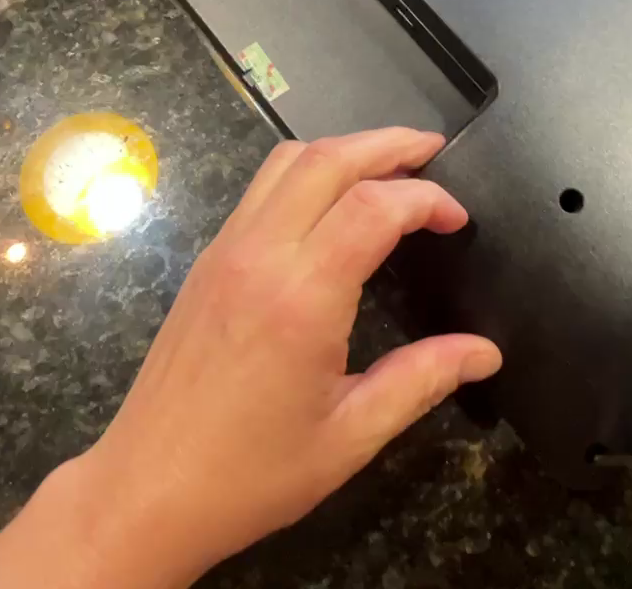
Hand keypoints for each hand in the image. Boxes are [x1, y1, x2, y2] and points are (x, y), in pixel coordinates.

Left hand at [0, 128, 500, 588]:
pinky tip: (333, 197)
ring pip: (289, 161)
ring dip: (345, 148)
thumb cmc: (252, 472)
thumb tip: (486, 353)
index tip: (457, 219)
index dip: (426, 198)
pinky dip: (309, 169)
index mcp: (302, 297)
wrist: (146, 488)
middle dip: (388, 143)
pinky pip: (263, 186)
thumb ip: (422, 380)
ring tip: (389, 162)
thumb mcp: (351, 435)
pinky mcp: (210, 256)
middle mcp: (261, 254)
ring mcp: (228, 248)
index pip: (373, 207)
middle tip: (433, 148)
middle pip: (328, 159)